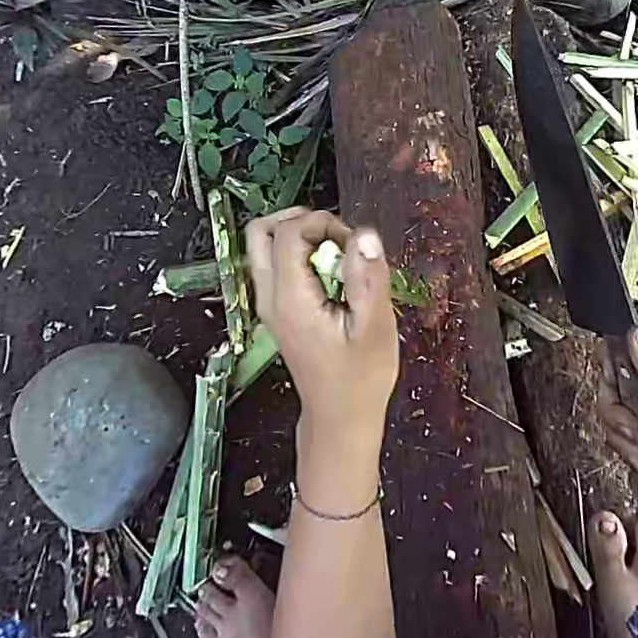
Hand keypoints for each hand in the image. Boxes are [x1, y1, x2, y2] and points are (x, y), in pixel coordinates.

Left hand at [244, 208, 399, 444]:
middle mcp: (269, 297)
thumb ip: (368, 279)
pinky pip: (274, 264)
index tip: (353, 244)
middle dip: (301, 219)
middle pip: (261, 232)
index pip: (289, 233)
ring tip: (334, 250)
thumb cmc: (361, 377)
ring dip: (297, 234)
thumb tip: (365, 234)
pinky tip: (329, 270)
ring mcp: (268, 304)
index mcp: (290, 299)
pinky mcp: (276, 309)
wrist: (340, 417)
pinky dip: (297, 252)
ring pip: (263, 246)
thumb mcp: (375, 328)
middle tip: (336, 236)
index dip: (323, 223)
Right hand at [626, 326, 637, 523]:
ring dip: (623, 434)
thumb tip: (637, 329)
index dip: (613, 366)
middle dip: (616, 409)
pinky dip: (631, 450)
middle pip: (616, 383)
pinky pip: (627, 435)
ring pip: (619, 411)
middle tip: (634, 428)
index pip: (627, 349)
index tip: (615, 387)